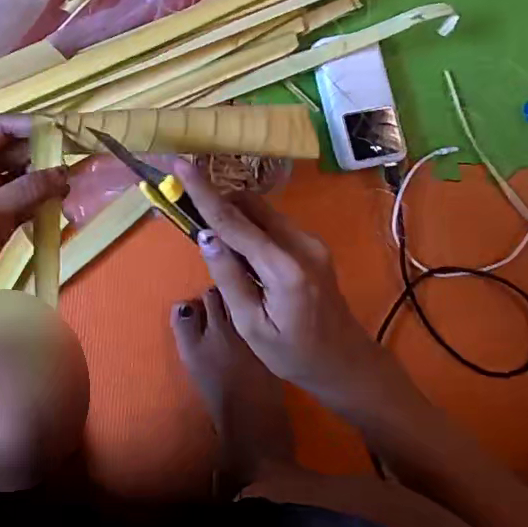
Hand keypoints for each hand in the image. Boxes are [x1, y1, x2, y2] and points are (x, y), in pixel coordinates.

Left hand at [0, 115, 69, 319]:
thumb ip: (24, 191)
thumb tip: (64, 173)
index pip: (3, 129)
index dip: (33, 126)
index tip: (65, 131)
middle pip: (21, 152)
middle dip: (48, 155)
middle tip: (82, 160)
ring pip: (29, 179)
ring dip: (50, 181)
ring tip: (76, 185)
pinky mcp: (3, 222)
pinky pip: (30, 203)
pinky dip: (46, 203)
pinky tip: (64, 205)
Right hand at [175, 160, 391, 404]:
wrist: (345, 362)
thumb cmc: (293, 354)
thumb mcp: (251, 326)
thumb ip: (228, 277)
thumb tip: (206, 236)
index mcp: (285, 268)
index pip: (235, 221)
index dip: (204, 192)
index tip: (182, 164)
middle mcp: (302, 244)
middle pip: (250, 205)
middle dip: (217, 201)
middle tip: (187, 212)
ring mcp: (311, 241)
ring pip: (261, 211)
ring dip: (233, 216)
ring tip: (213, 242)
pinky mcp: (312, 244)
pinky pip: (272, 224)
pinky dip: (248, 228)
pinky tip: (239, 254)